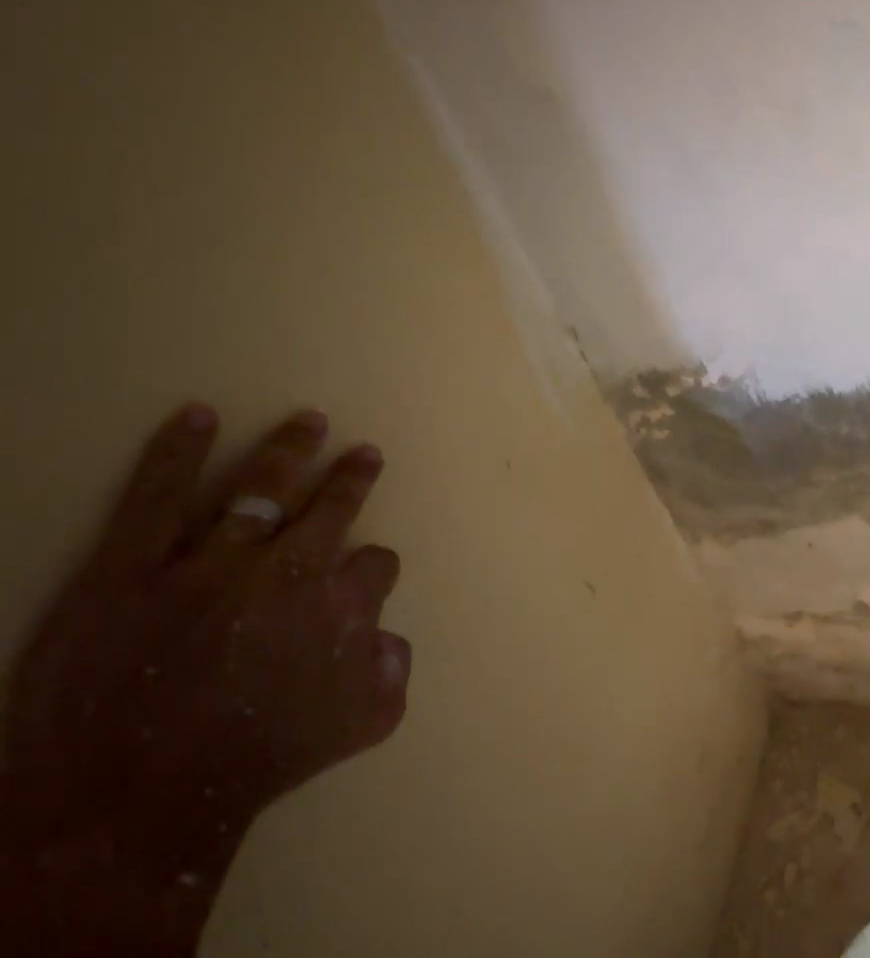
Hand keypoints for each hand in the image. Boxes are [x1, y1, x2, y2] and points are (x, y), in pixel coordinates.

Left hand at [2, 406, 408, 931]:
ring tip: (308, 422)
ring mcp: (208, 565)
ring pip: (258, 490)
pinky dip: (177, 453)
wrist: (133, 798)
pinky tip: (200, 417)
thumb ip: (391, 672)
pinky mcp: (130, 569)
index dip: (374, 566)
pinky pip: (157, 499)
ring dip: (289, 452)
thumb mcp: (363, 726)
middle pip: (331, 511)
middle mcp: (288, 572)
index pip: (376, 563)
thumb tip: (390, 637)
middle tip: (363, 454)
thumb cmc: (259, 760)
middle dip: (352, 480)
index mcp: (344, 607)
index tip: (366, 572)